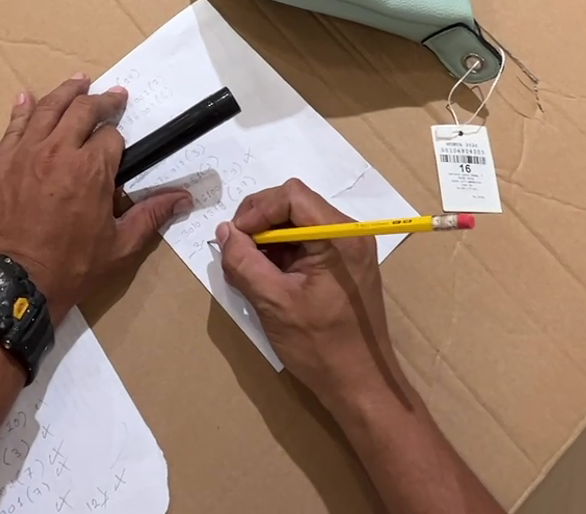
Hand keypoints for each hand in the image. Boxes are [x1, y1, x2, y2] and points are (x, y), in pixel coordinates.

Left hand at [0, 76, 190, 324]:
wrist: (13, 286)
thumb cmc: (70, 268)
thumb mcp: (118, 245)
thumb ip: (150, 214)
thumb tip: (183, 198)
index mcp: (91, 169)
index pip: (110, 136)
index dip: (117, 139)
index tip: (118, 144)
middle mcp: (59, 151)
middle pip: (82, 110)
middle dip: (101, 101)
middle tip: (112, 96)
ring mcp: (24, 154)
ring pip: (47, 109)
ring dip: (66, 93)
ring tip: (79, 82)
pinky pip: (12, 128)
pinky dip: (22, 109)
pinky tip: (27, 97)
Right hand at [215, 179, 402, 408]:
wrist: (361, 389)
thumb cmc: (321, 348)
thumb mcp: (273, 303)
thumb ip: (244, 262)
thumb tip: (224, 231)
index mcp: (339, 237)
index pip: (292, 196)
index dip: (258, 209)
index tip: (236, 235)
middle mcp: (348, 233)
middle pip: (294, 203)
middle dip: (260, 221)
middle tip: (237, 248)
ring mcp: (347, 248)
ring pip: (296, 221)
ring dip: (268, 238)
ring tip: (248, 266)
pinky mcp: (342, 263)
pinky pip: (305, 240)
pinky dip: (281, 251)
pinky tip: (265, 274)